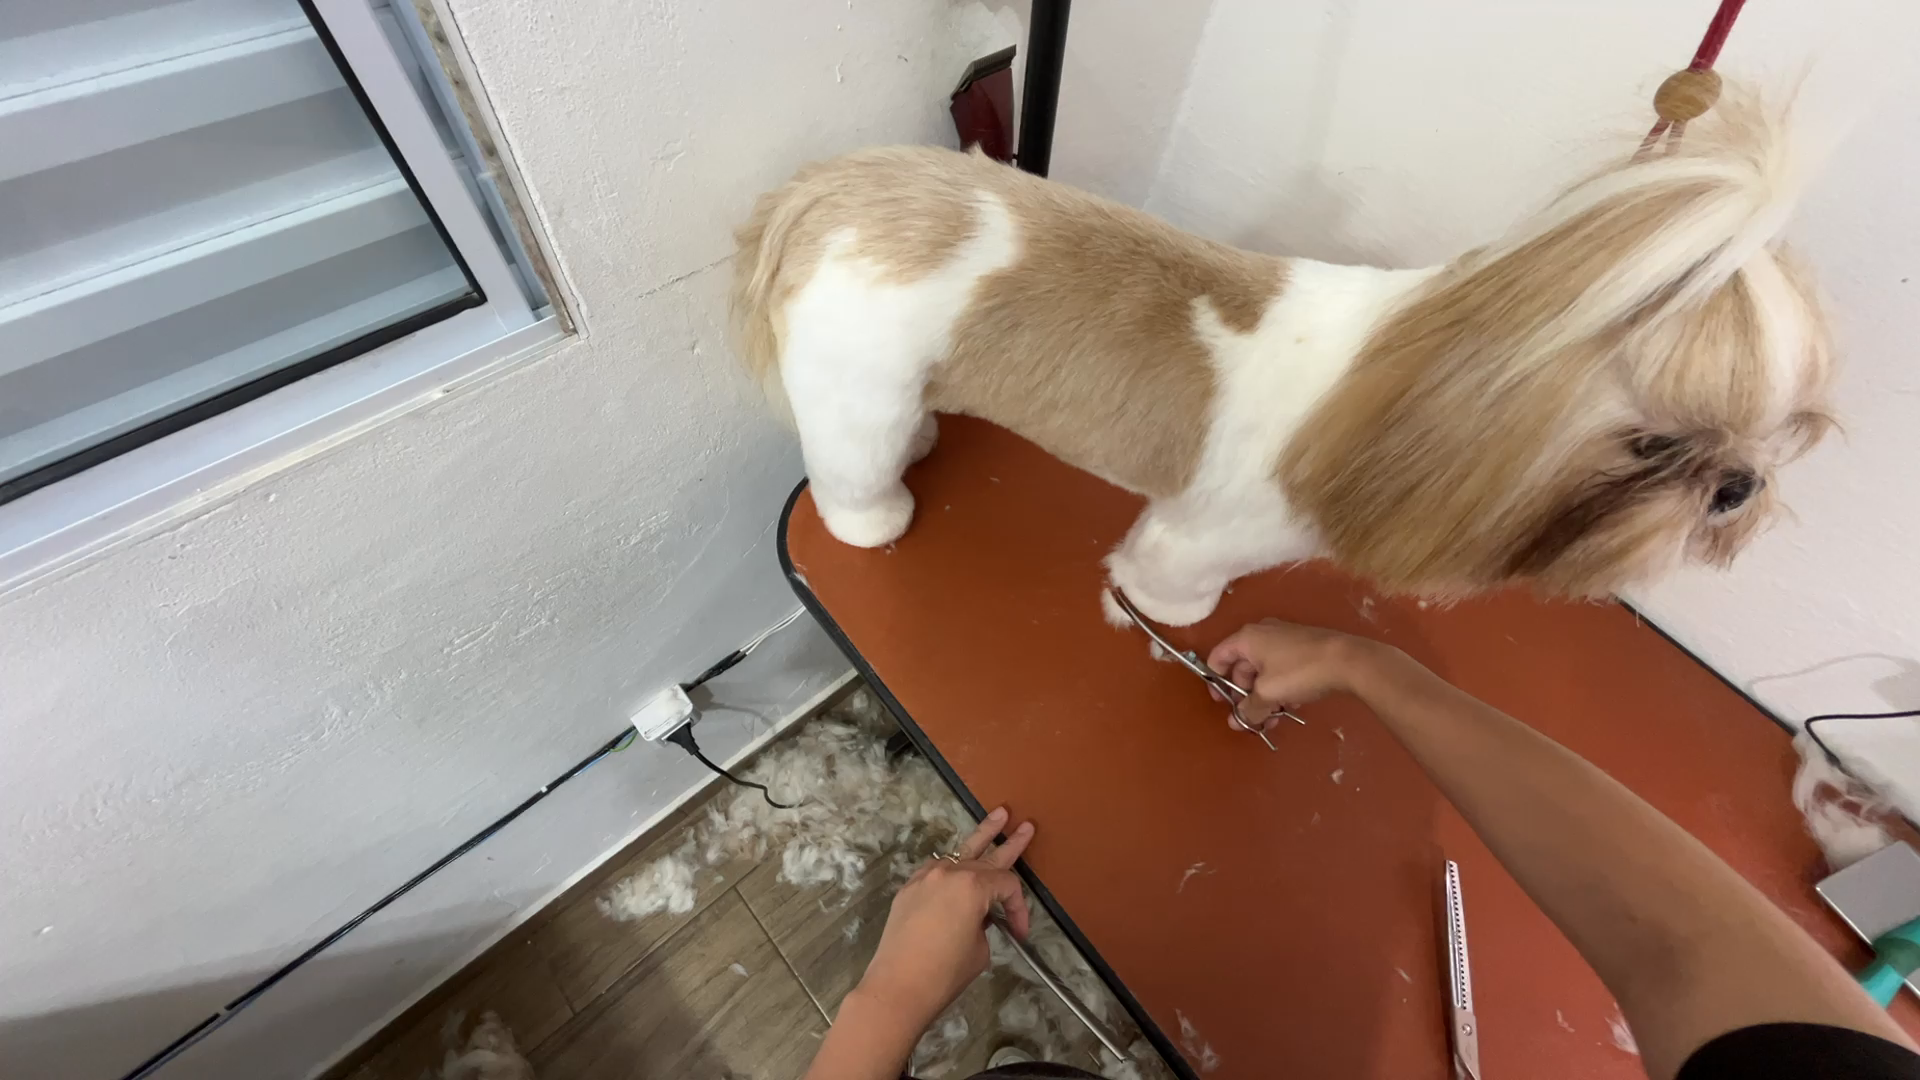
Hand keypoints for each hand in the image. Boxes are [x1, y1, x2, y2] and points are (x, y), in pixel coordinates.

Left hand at [852, 807, 1034, 1032]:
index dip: (1018, 909)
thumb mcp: (979, 949)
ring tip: (998, 816)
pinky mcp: (910, 887)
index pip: (1007, 886)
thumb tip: (976, 918)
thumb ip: (984, 924)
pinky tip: (958, 865)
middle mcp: (951, 872)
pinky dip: (951, 867)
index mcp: (973, 886)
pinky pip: (937, 869)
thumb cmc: (944, 973)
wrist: (896, 986)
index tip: (1019, 934)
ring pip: (960, 852)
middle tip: (1026, 825)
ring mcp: (927, 876)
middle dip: (1011, 842)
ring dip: (981, 838)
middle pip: (988, 854)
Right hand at [1205, 619, 1381, 731]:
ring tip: (1274, 718)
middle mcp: (1262, 633)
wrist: (1349, 660)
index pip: (1218, 657)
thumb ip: (1248, 709)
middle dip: (1245, 695)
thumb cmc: (1299, 671)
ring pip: (1264, 671)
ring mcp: (1284, 639)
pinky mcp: (1303, 647)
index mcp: (1247, 638)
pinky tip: (1290, 705)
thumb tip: (1237, 722)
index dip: (1215, 681)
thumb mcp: (1268, 694)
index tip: (1222, 703)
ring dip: (1264, 696)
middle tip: (1252, 717)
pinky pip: (1281, 668)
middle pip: (1242, 667)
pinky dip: (1280, 687)